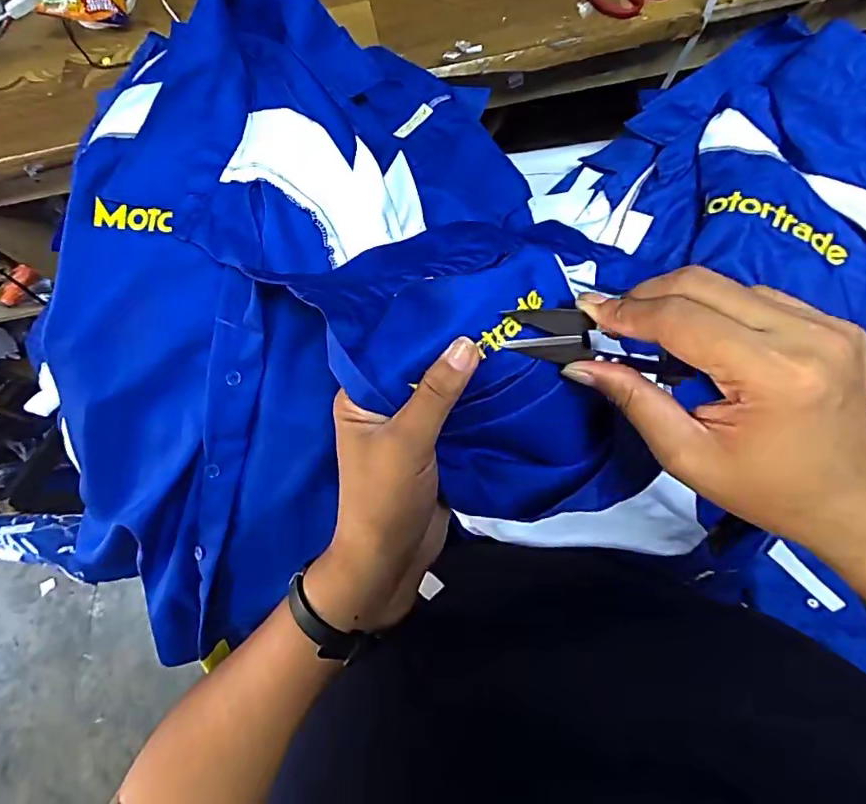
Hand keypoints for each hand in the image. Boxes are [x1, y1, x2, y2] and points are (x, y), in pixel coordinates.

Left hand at [305, 336, 480, 633]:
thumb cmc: (383, 498)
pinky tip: (506, 381)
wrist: (391, 564)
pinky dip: (476, 404)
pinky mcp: (433, 447)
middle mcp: (381, 405)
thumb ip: (436, 393)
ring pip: (440, 393)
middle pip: (417, 369)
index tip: (457, 301)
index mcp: (359, 396)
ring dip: (467, 376)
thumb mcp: (407, 439)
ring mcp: (408, 427)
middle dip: (449, 350)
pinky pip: (455, 417)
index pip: (388, 350)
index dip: (420, 328)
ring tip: (505, 340)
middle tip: (492, 317)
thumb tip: (467, 342)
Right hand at [560, 267, 865, 556]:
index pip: (682, 319)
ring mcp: (826, 324)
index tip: (588, 312)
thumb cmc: (770, 490)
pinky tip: (698, 332)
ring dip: (675, 298)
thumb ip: (634, 400)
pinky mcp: (832, 321)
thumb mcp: (688, 455)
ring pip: (723, 283)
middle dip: (644, 296)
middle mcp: (808, 337)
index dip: (627, 312)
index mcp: (776, 375)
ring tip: (649, 328)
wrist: (854, 501)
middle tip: (611, 318)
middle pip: (700, 284)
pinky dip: (711, 305)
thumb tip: (582, 365)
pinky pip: (750, 293)